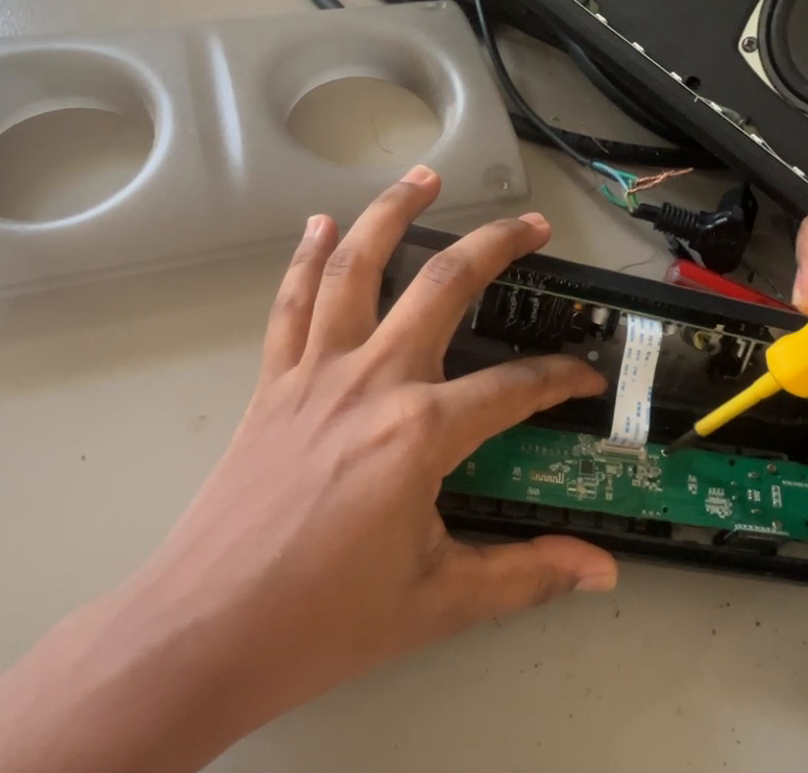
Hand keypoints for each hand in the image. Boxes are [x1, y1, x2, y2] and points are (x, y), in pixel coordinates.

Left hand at [121, 166, 615, 751]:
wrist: (205, 631)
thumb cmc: (325, 620)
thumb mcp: (440, 600)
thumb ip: (527, 575)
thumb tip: (602, 573)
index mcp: (421, 431)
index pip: (514, 387)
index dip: (560, 379)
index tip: (586, 378)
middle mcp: (372, 380)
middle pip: (443, 286)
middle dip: (495, 246)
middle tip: (531, 224)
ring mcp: (315, 373)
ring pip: (357, 268)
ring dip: (392, 213)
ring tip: (424, 176)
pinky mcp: (272, 383)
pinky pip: (291, 303)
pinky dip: (307, 257)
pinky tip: (320, 224)